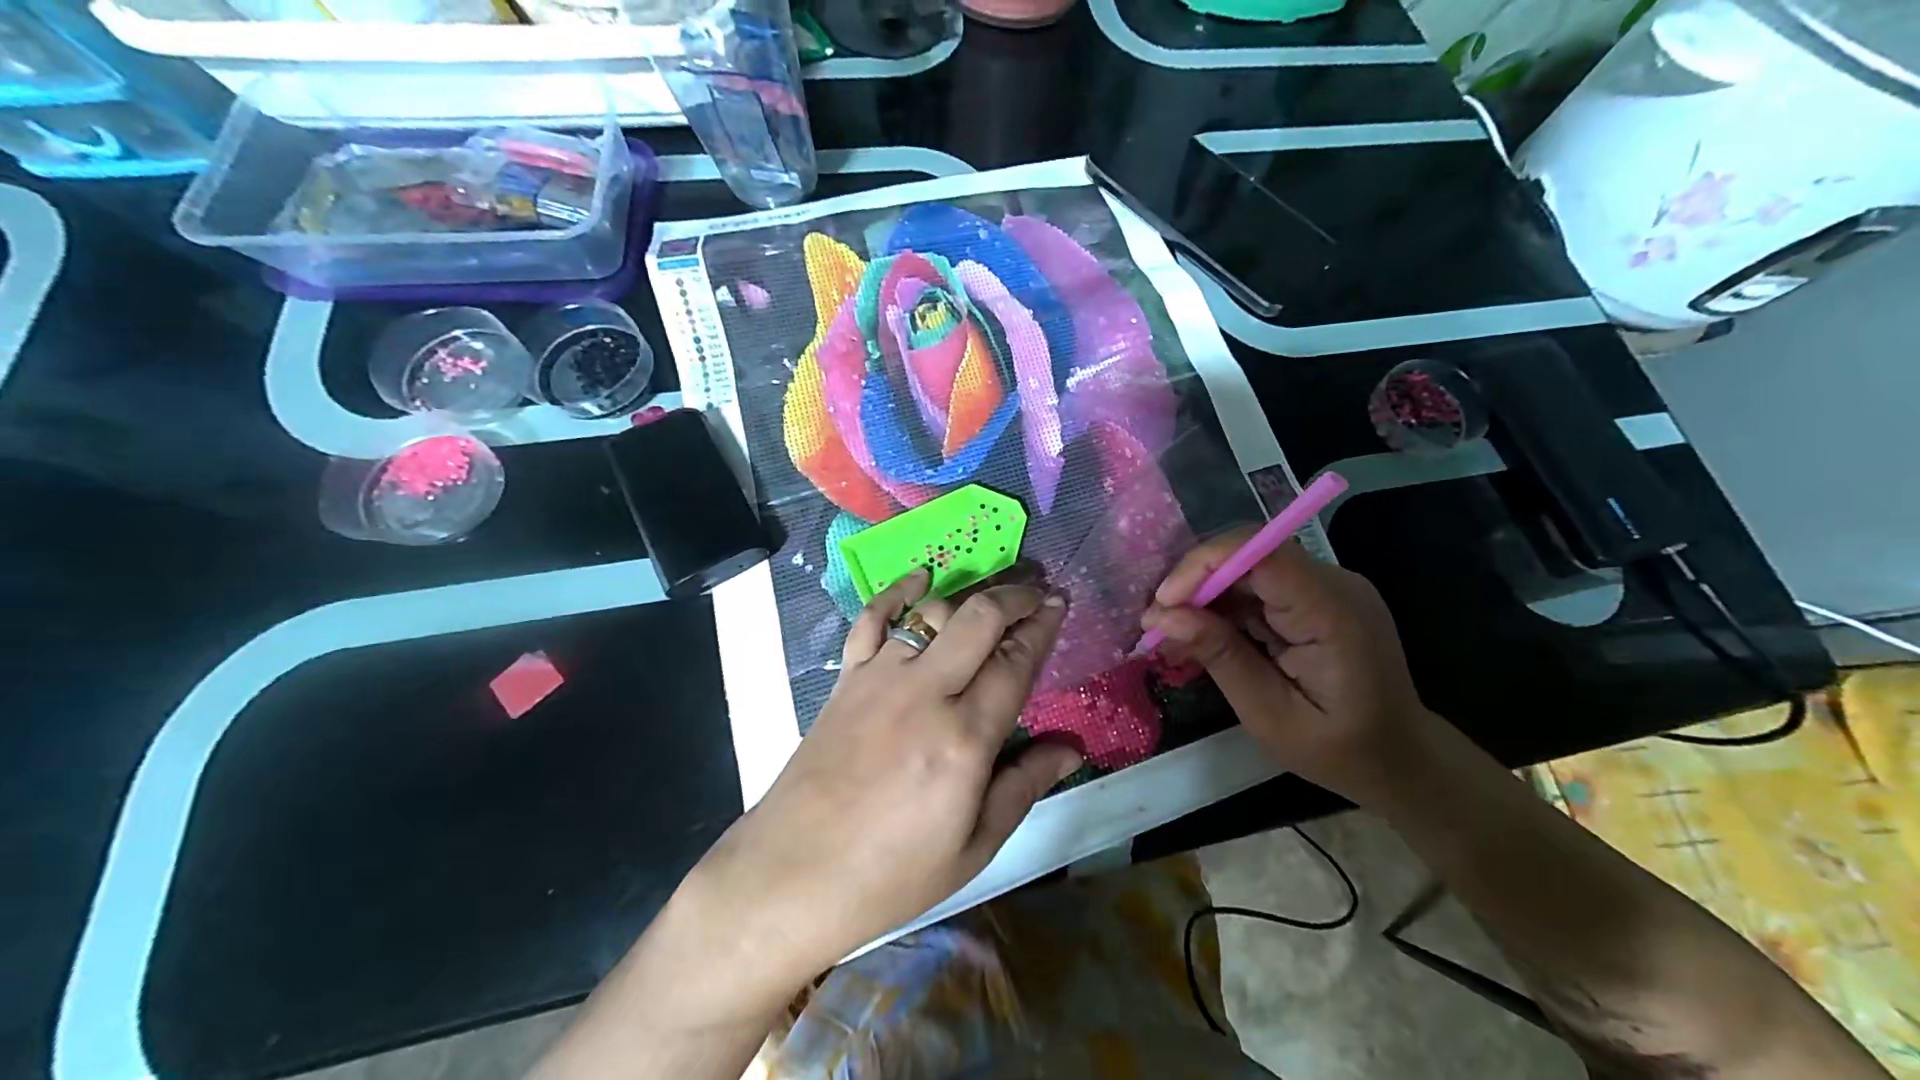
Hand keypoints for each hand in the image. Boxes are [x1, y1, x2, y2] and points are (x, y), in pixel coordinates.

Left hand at [682, 568, 1079, 984]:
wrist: (792, 874)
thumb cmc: (891, 874)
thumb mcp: (974, 846)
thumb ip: (1025, 785)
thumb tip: (1072, 746)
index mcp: (965, 738)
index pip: (1015, 662)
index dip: (1042, 627)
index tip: (1059, 603)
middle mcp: (925, 694)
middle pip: (978, 619)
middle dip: (1014, 596)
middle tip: (1036, 591)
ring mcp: (879, 679)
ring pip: (932, 613)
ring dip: (969, 595)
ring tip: (993, 594)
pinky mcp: (846, 680)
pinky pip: (872, 619)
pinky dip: (898, 592)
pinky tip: (920, 579)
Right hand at [1140, 533, 1439, 804]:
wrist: (1401, 758)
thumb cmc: (1340, 750)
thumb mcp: (1270, 715)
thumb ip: (1221, 658)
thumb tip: (1163, 616)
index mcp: (1332, 613)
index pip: (1262, 553)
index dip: (1204, 564)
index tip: (1163, 603)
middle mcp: (1333, 584)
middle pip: (1248, 554)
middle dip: (1193, 583)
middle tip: (1154, 625)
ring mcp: (1325, 587)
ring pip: (1245, 568)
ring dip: (1201, 597)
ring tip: (1167, 637)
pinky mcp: (1313, 597)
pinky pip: (1256, 586)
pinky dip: (1221, 607)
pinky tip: (1197, 636)